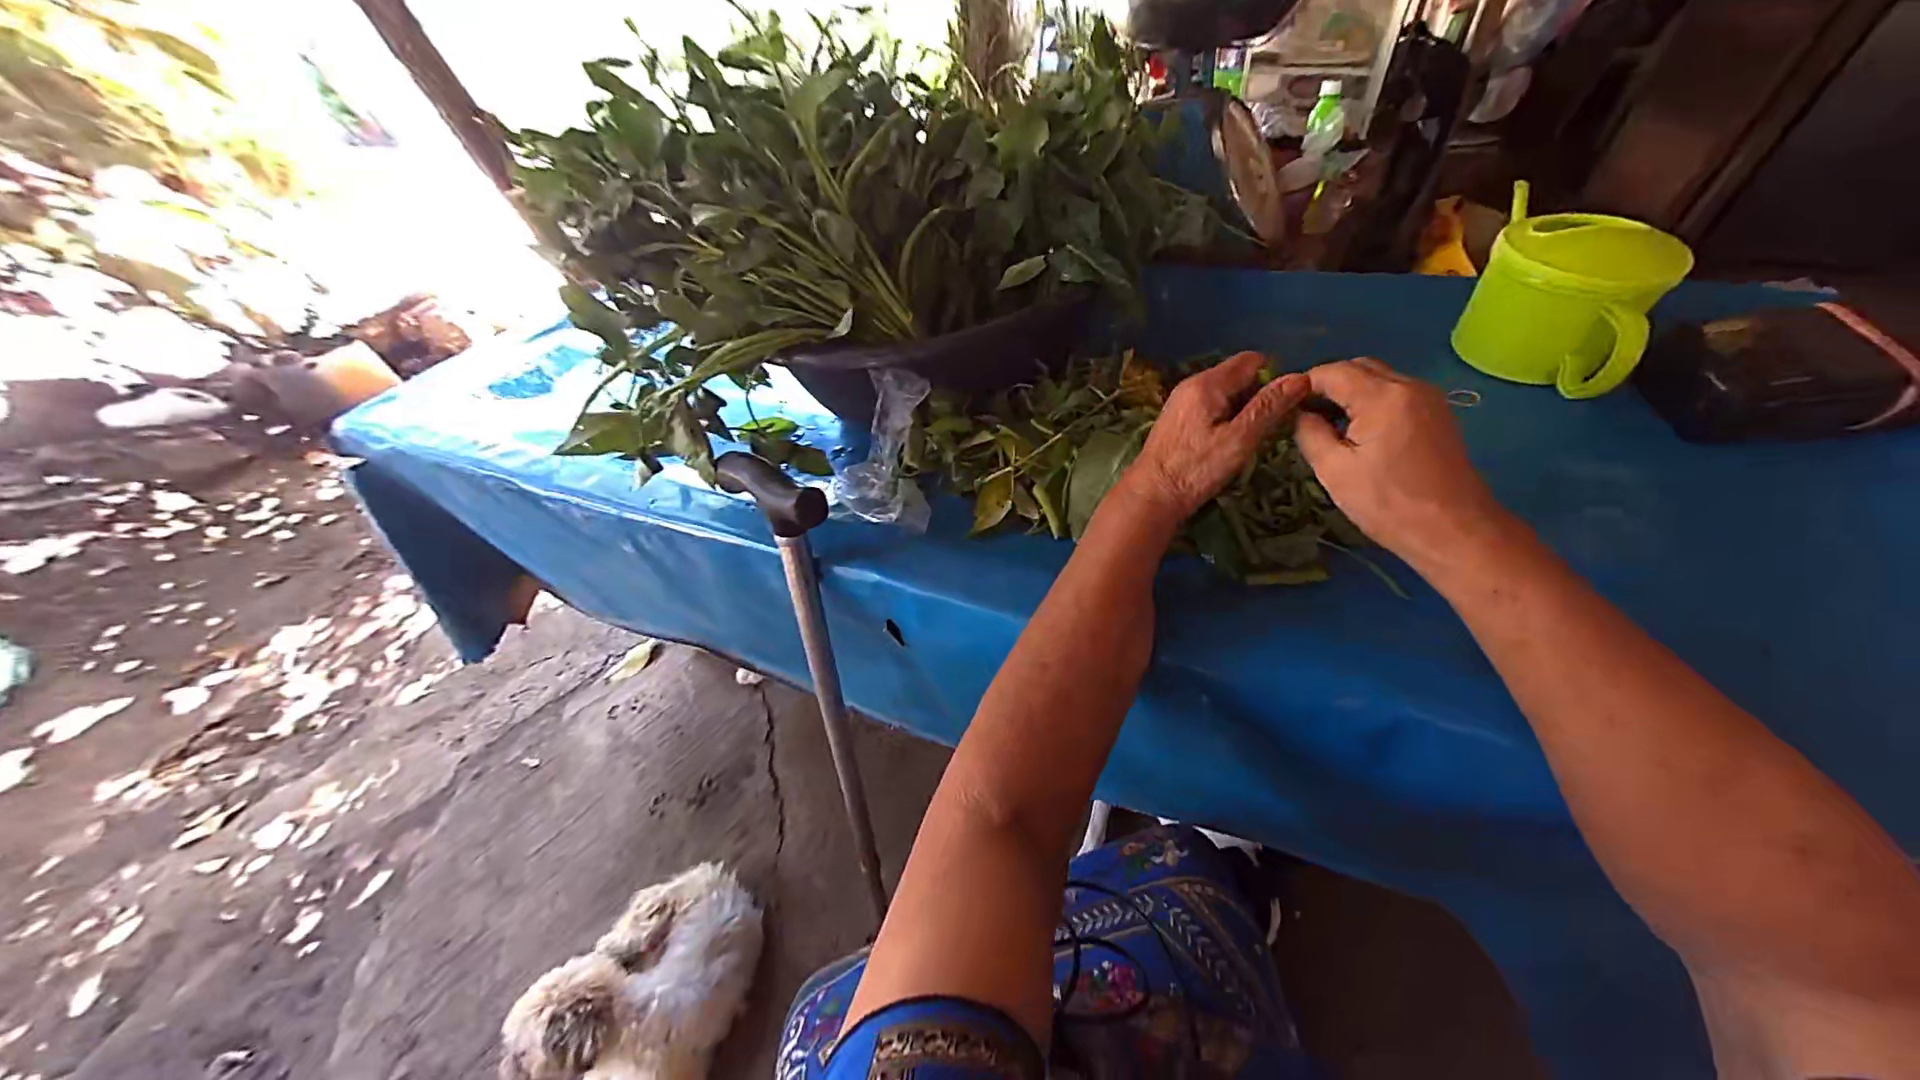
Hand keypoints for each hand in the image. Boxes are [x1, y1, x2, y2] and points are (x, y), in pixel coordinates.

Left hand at [1116, 351, 1308, 527]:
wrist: (1151, 495)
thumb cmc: (1195, 470)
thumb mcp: (1239, 439)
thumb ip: (1268, 407)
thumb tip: (1301, 378)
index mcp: (1207, 384)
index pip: (1253, 361)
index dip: (1275, 377)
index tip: (1286, 404)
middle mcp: (1191, 385)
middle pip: (1238, 376)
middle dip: (1259, 395)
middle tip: (1271, 427)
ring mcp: (1181, 402)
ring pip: (1225, 394)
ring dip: (1243, 410)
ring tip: (1250, 439)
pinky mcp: (1177, 420)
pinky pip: (1210, 408)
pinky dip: (1225, 419)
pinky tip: (1228, 444)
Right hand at [1293, 358, 1518, 574]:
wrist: (1453, 529)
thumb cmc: (1387, 503)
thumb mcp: (1334, 471)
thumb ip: (1309, 433)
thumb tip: (1299, 415)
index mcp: (1382, 397)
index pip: (1331, 371)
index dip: (1302, 385)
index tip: (1282, 408)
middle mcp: (1409, 386)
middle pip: (1358, 367)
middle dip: (1326, 384)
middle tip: (1302, 416)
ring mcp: (1428, 398)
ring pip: (1378, 377)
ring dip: (1348, 392)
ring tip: (1326, 425)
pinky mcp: (1436, 414)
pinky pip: (1394, 393)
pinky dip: (1370, 401)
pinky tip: (1356, 432)